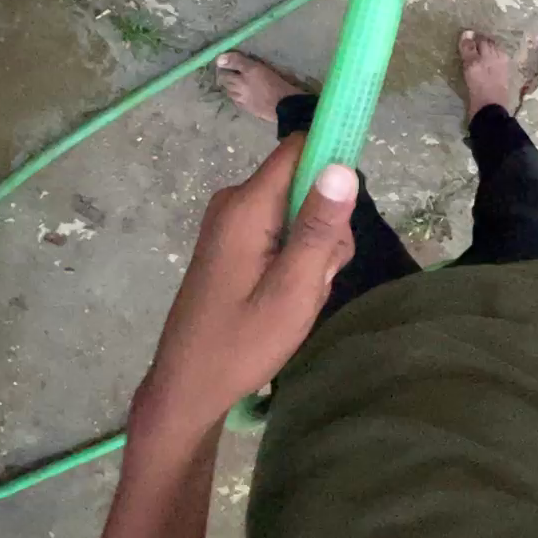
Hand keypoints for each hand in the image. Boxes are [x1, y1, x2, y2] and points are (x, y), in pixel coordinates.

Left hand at [133, 134, 356, 430]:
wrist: (188, 390)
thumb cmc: (241, 345)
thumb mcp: (293, 291)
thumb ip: (319, 228)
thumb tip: (344, 167)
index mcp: (246, 206)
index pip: (301, 148)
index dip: (334, 163)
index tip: (348, 210)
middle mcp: (236, 201)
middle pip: (306, 182)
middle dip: (326, 225)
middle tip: (317, 276)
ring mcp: (233, 220)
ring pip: (300, 209)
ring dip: (314, 248)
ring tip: (300, 293)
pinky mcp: (235, 239)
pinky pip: (283, 229)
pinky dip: (297, 257)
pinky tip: (288, 294)